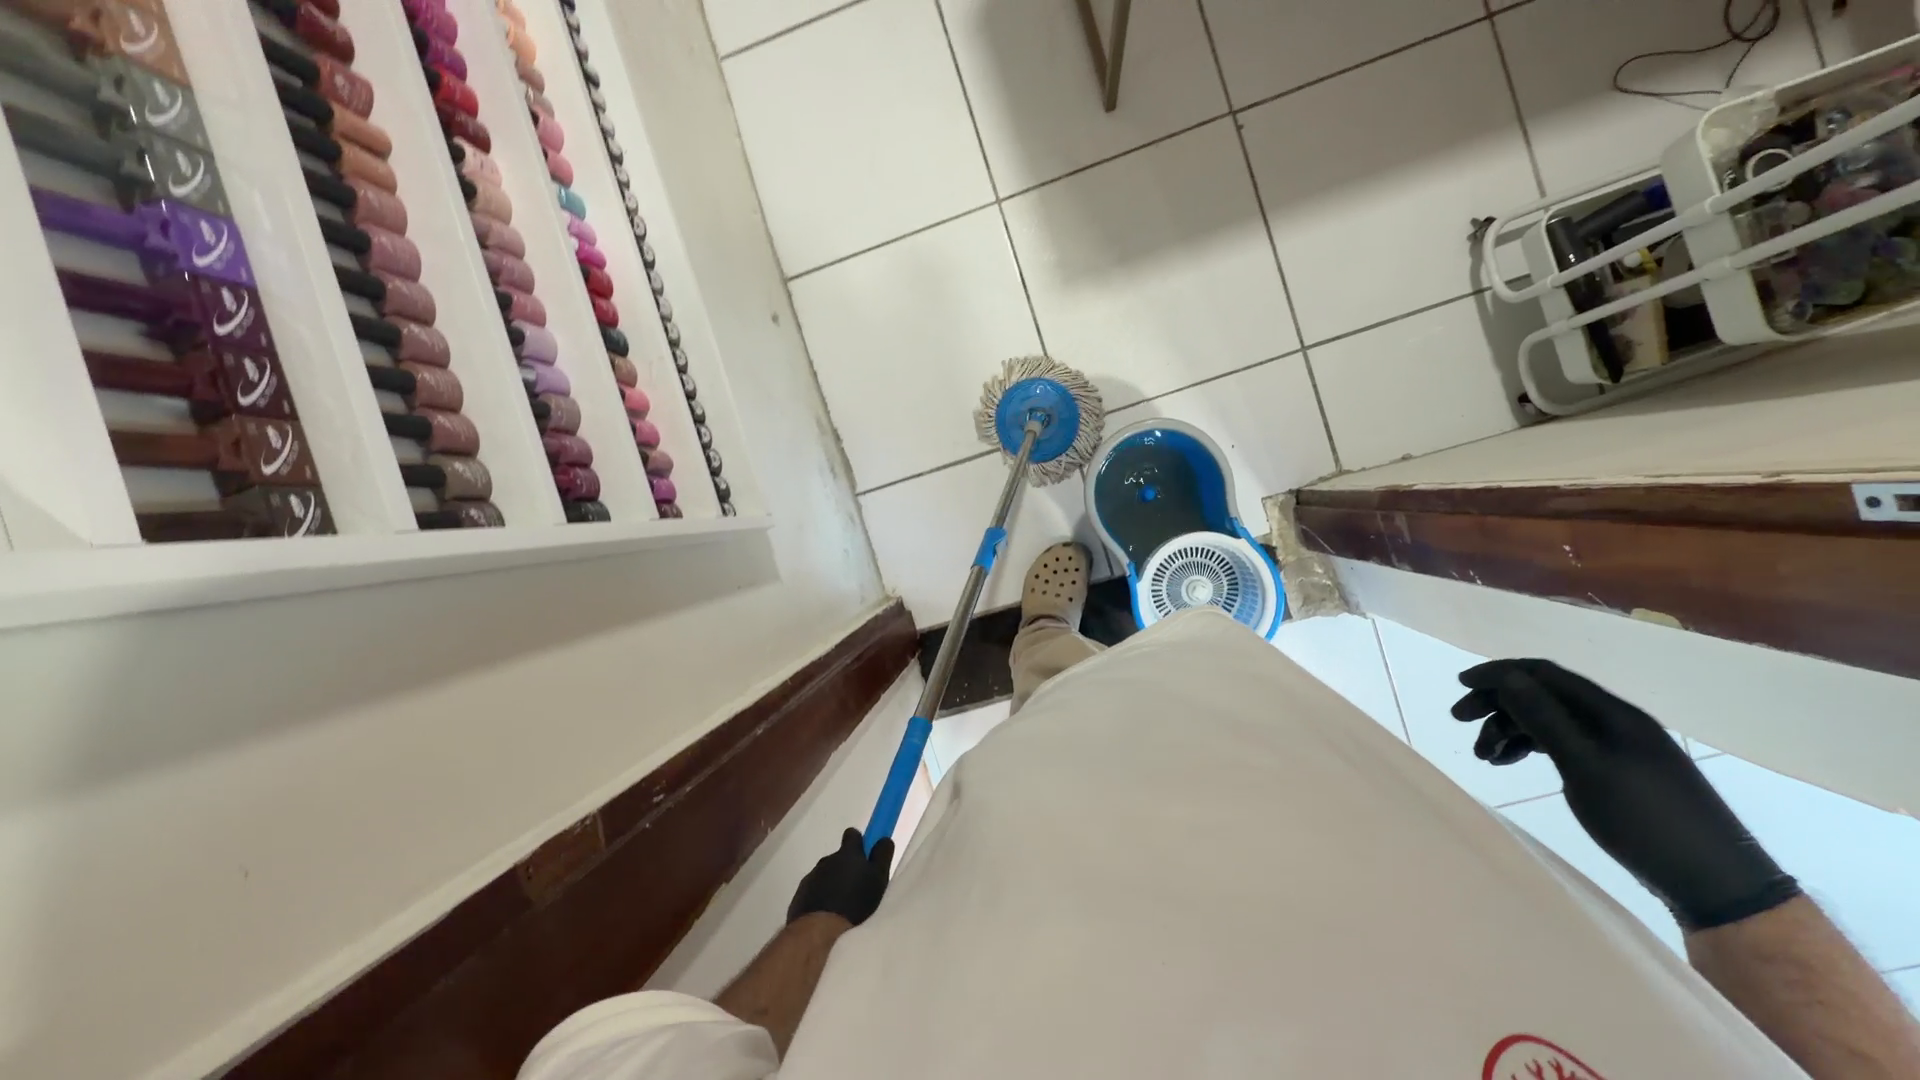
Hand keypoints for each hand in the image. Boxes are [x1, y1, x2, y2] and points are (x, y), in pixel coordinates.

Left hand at [788, 827, 892, 926]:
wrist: (819, 928)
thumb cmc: (855, 901)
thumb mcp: (878, 878)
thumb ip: (882, 855)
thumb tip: (883, 839)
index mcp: (847, 853)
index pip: (852, 835)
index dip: (859, 843)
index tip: (865, 856)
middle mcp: (827, 859)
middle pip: (839, 857)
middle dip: (847, 868)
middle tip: (857, 887)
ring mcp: (811, 876)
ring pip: (826, 874)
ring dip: (833, 883)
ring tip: (842, 905)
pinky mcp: (800, 894)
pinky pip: (814, 890)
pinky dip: (821, 897)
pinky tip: (828, 913)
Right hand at [1453, 659, 1799, 929]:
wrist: (1713, 880)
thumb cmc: (1644, 821)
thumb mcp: (1585, 767)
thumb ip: (1545, 719)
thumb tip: (1508, 678)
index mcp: (1610, 713)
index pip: (1544, 674)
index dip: (1500, 674)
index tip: (1460, 686)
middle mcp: (1614, 721)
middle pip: (1544, 696)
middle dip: (1498, 704)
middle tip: (1461, 722)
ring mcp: (1619, 747)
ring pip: (1550, 722)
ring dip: (1511, 730)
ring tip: (1486, 758)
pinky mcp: (1619, 772)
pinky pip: (1563, 744)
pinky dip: (1532, 748)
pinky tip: (1514, 764)